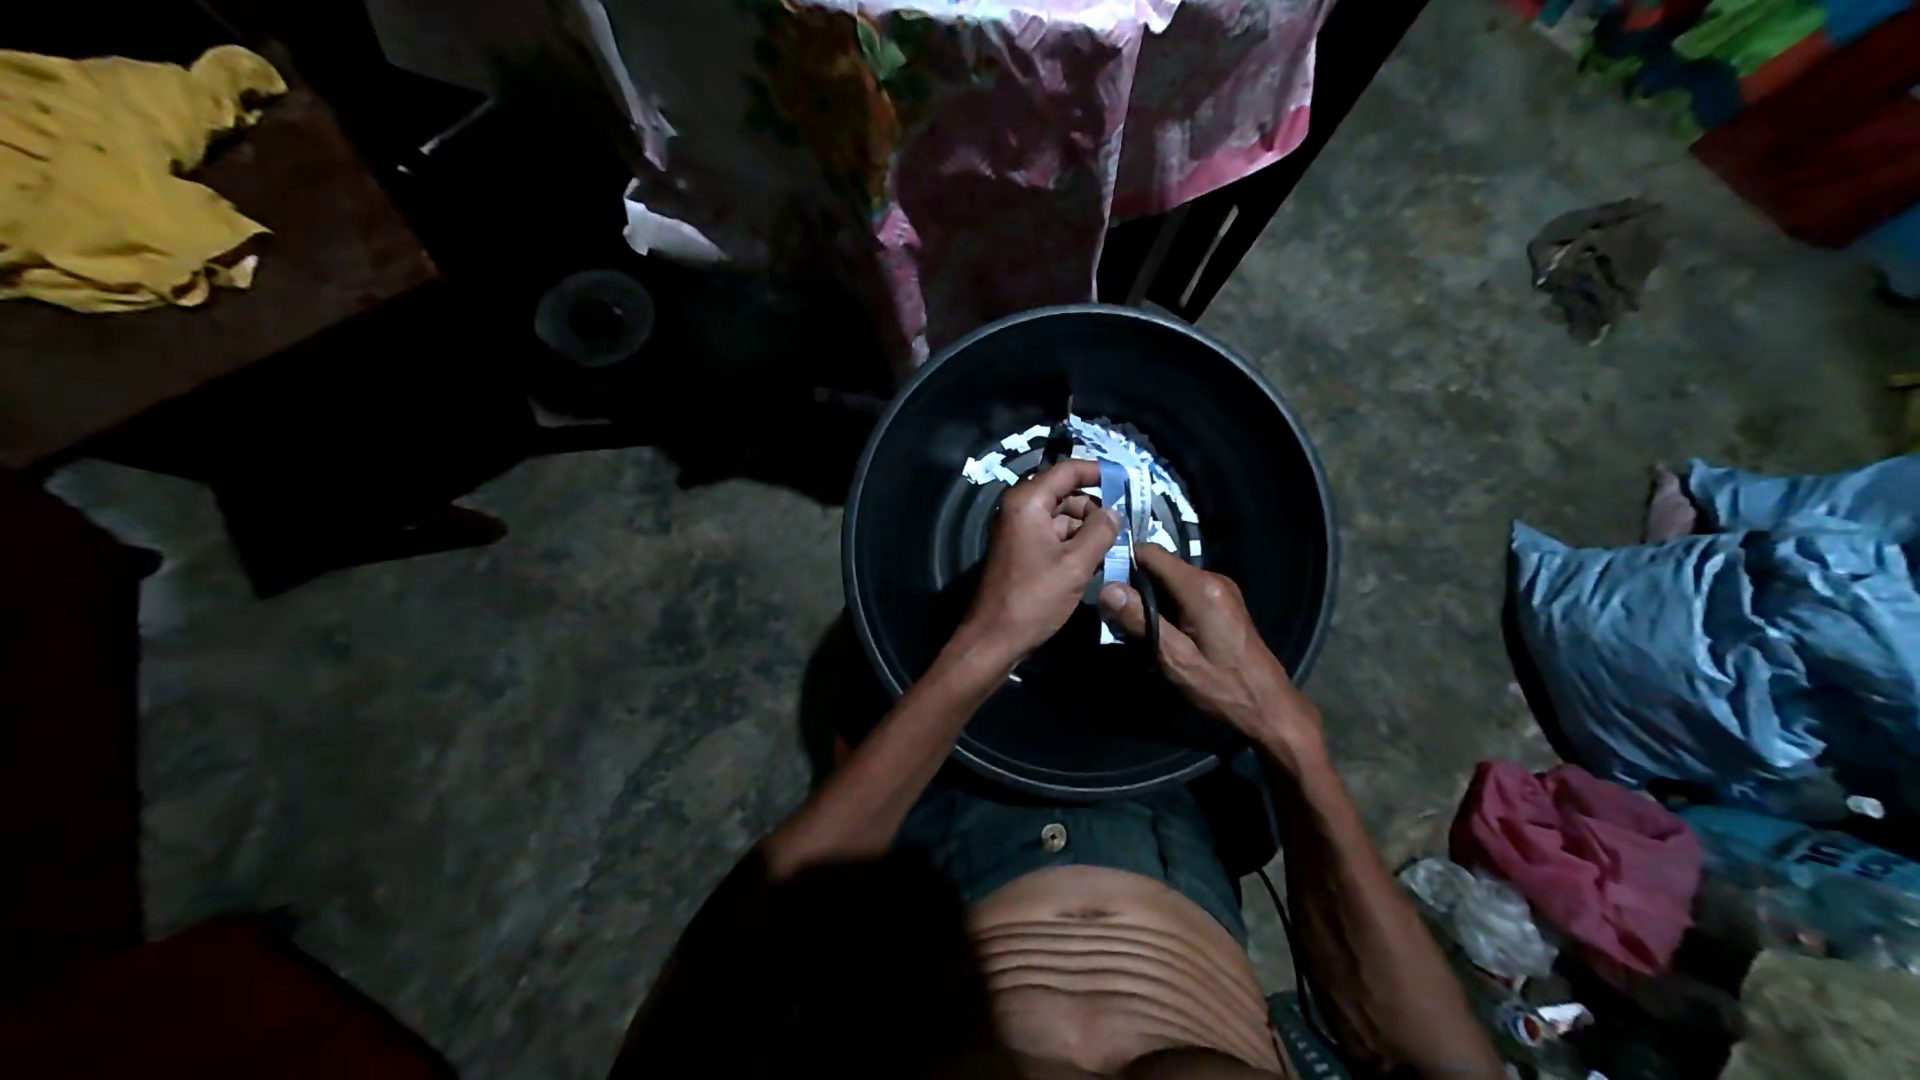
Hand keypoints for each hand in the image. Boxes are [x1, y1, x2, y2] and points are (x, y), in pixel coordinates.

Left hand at [962, 459, 1119, 663]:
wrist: (995, 637)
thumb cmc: (1034, 598)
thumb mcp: (1076, 564)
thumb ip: (1101, 531)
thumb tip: (1115, 511)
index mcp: (1027, 502)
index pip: (1068, 470)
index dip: (1100, 472)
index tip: (1128, 482)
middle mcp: (1020, 508)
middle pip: (1066, 493)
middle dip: (1096, 508)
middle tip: (1125, 526)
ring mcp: (1020, 530)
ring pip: (1063, 517)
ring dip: (1088, 529)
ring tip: (1115, 548)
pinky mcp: (1023, 551)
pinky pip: (1054, 536)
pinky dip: (1075, 544)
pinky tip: (1097, 560)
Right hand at [1098, 545, 1323, 764]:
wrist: (1270, 706)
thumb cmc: (1222, 686)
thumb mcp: (1175, 658)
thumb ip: (1140, 620)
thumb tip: (1108, 589)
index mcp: (1201, 588)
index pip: (1152, 553)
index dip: (1124, 559)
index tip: (1101, 578)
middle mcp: (1213, 579)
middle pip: (1161, 565)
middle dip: (1134, 582)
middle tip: (1111, 609)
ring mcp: (1221, 590)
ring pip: (1172, 579)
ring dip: (1149, 595)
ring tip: (1129, 622)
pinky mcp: (1224, 602)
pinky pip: (1185, 591)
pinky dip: (1166, 603)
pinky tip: (1158, 628)